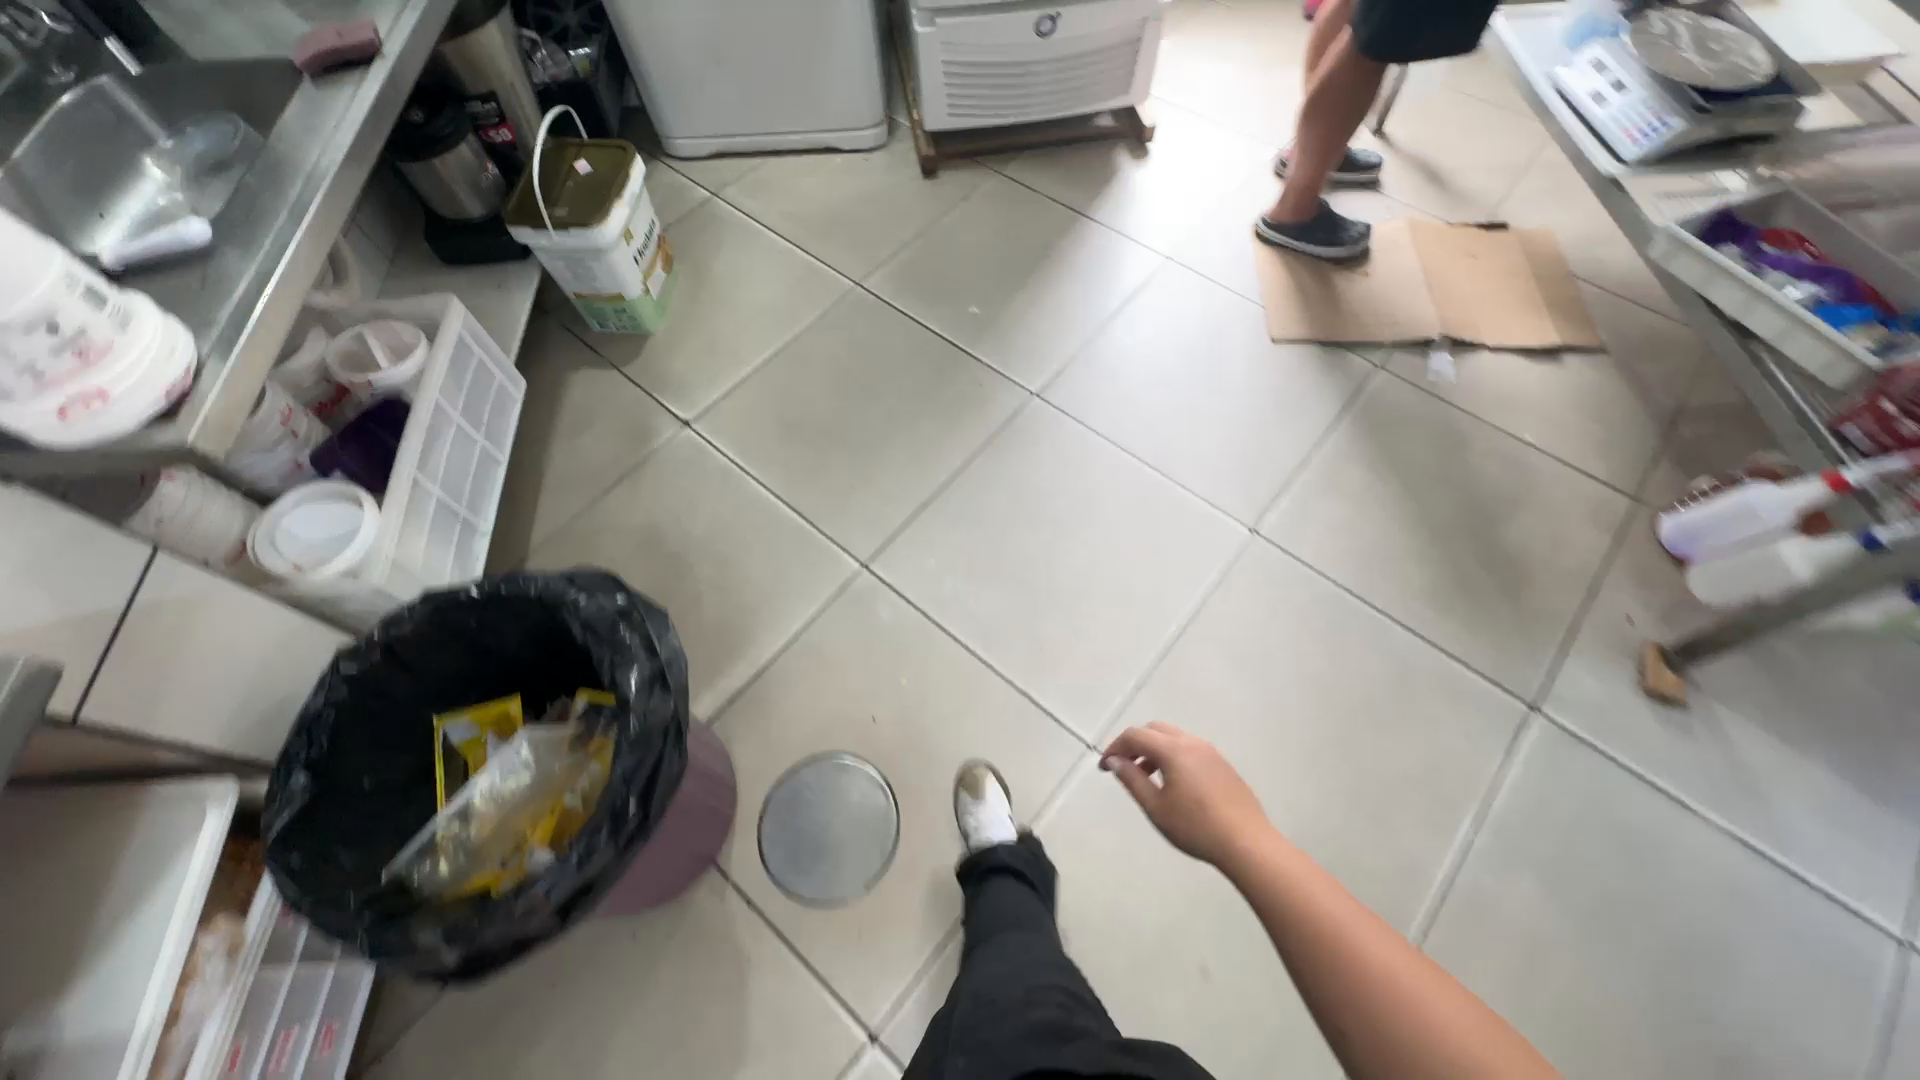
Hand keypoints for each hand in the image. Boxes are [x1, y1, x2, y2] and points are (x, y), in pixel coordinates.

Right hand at [1102, 722, 1274, 868]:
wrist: (1247, 843)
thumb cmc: (1195, 827)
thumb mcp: (1156, 807)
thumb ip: (1132, 780)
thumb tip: (1115, 762)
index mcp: (1173, 750)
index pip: (1135, 736)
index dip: (1115, 748)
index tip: (1104, 768)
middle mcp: (1192, 742)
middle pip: (1155, 729)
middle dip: (1135, 744)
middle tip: (1123, 767)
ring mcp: (1211, 752)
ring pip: (1174, 738)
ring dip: (1154, 749)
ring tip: (1146, 777)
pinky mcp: (1223, 765)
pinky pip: (1190, 749)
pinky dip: (1173, 756)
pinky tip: (1173, 784)